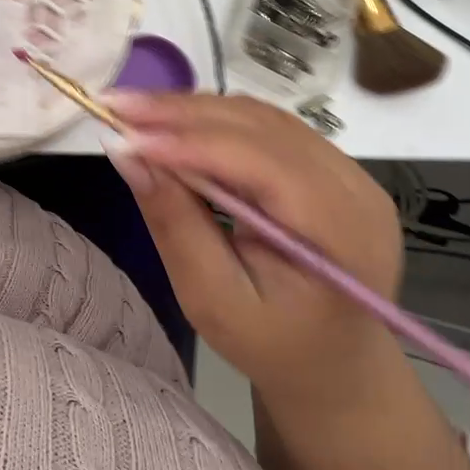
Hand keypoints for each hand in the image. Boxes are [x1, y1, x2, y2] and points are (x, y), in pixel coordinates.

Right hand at [100, 93, 403, 402]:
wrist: (333, 364)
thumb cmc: (270, 343)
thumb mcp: (211, 300)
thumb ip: (174, 224)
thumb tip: (125, 154)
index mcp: (340, 235)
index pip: (260, 163)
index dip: (188, 140)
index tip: (122, 131)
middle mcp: (355, 189)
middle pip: (259, 128)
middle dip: (180, 113)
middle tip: (114, 105)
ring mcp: (349, 172)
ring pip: (259, 117)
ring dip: (192, 109)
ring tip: (134, 112)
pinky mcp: (330, 164)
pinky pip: (265, 125)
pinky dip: (212, 118)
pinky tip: (172, 122)